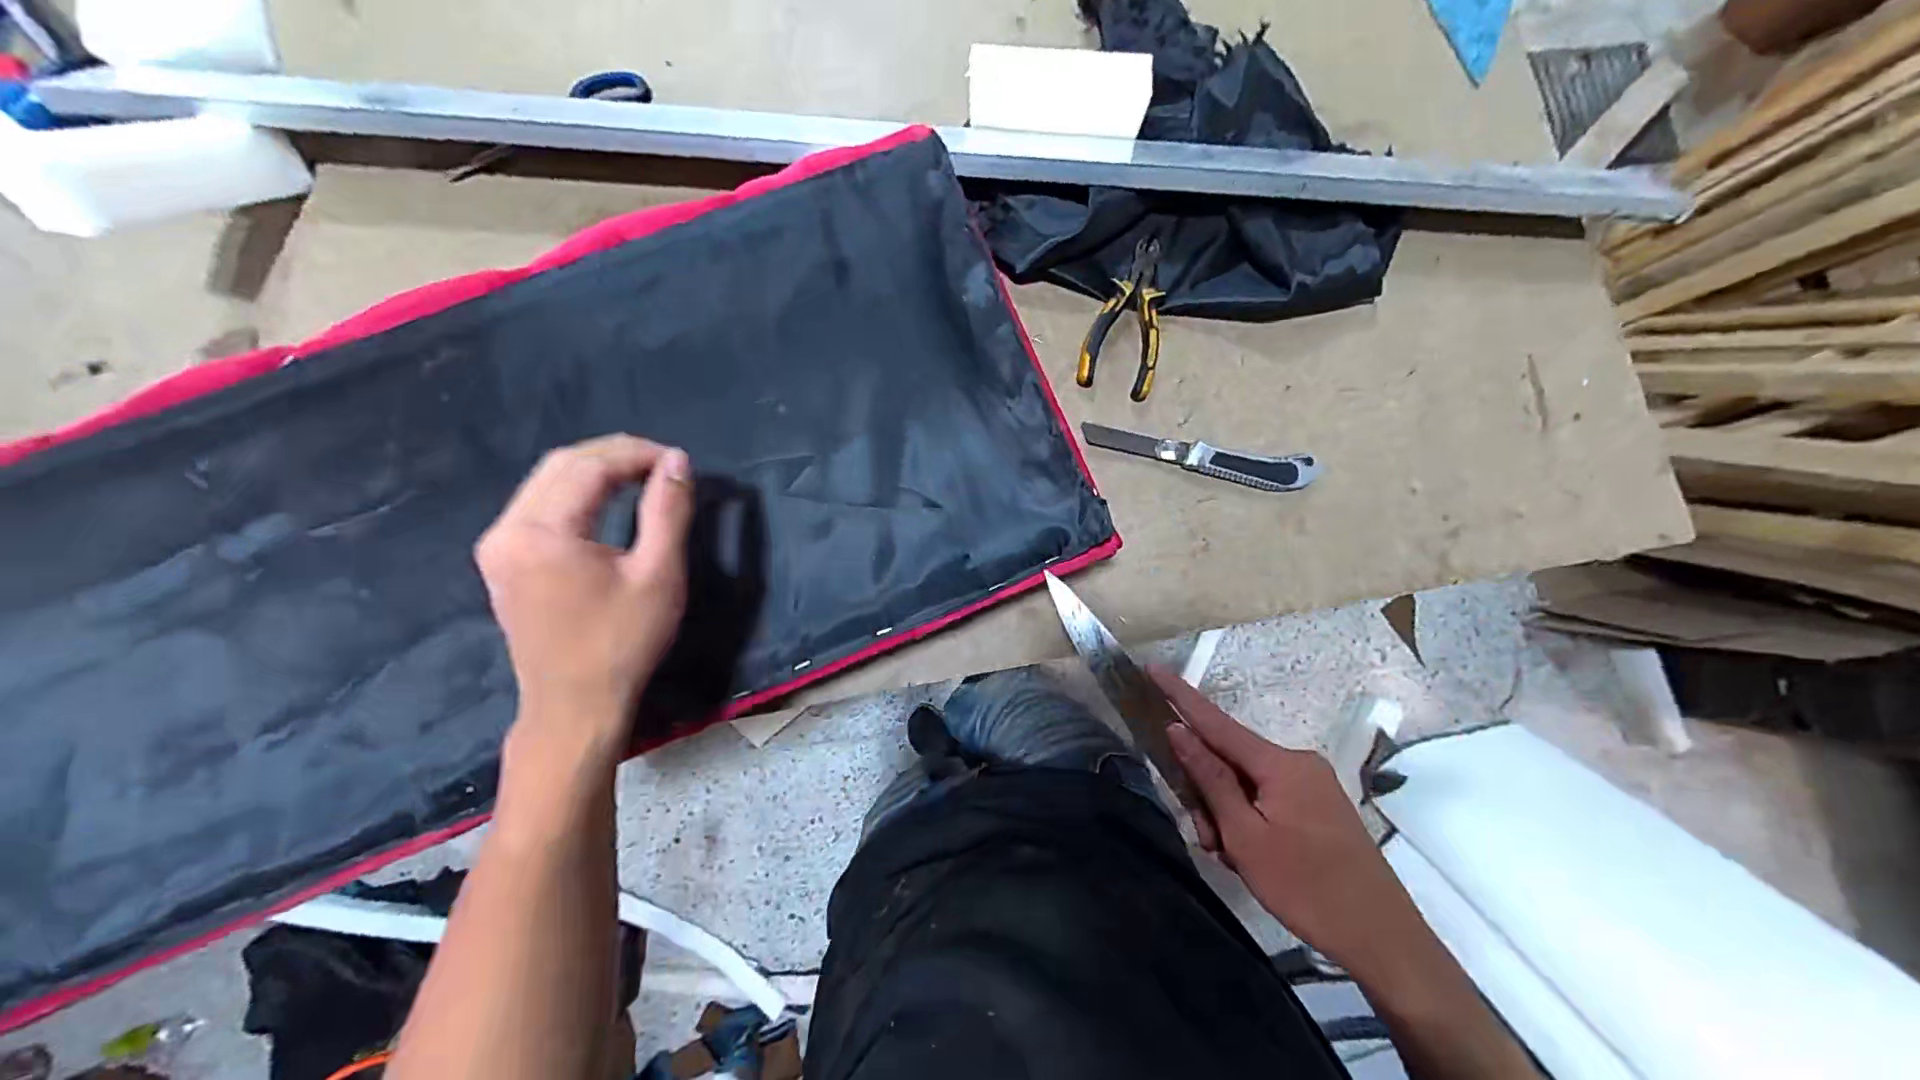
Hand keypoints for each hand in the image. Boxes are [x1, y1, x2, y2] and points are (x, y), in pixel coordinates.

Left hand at [475, 435, 694, 741]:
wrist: (575, 707)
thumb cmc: (623, 643)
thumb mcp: (658, 574)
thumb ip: (668, 510)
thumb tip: (678, 462)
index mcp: (540, 532)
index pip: (589, 466)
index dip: (637, 454)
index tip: (679, 461)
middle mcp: (506, 530)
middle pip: (561, 465)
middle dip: (616, 455)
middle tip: (664, 464)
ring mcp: (497, 546)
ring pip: (547, 481)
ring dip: (596, 470)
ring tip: (643, 477)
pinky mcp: (502, 561)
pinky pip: (538, 505)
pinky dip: (577, 492)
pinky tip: (608, 500)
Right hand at [1149, 668, 1422, 979]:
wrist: (1383, 940)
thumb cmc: (1307, 888)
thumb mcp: (1245, 836)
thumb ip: (1210, 779)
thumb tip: (1179, 730)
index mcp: (1280, 764)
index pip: (1216, 722)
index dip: (1179, 696)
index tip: (1152, 669)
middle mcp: (1297, 763)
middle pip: (1229, 761)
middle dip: (1206, 793)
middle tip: (1207, 839)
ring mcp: (1311, 785)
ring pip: (1245, 785)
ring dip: (1227, 815)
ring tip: (1232, 858)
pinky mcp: (1318, 807)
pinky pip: (1266, 799)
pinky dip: (1248, 821)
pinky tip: (1250, 857)